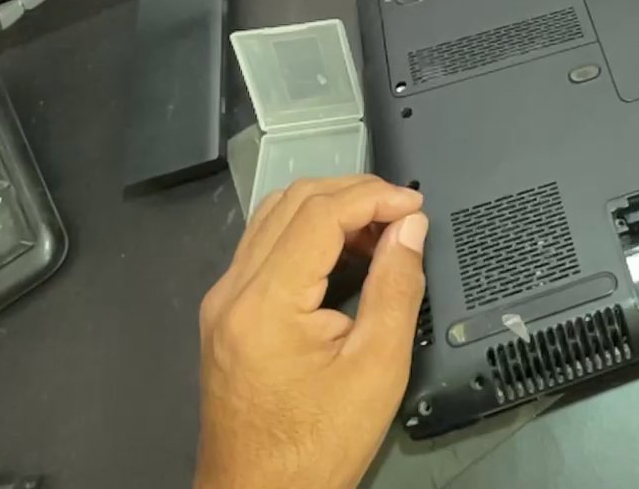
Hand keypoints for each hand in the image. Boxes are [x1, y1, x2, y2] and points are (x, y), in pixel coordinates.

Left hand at [195, 176, 428, 488]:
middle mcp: (233, 291)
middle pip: (294, 201)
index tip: (415, 208)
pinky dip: (311, 229)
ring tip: (379, 228)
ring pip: (276, 213)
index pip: (320, 214)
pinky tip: (346, 251)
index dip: (374, 197)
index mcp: (266, 304)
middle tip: (402, 214)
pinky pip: (267, 242)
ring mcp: (224, 300)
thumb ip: (396, 286)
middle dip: (355, 193)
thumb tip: (410, 226)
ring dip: (331, 206)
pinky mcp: (227, 312)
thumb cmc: (319, 444)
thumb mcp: (377, 367)